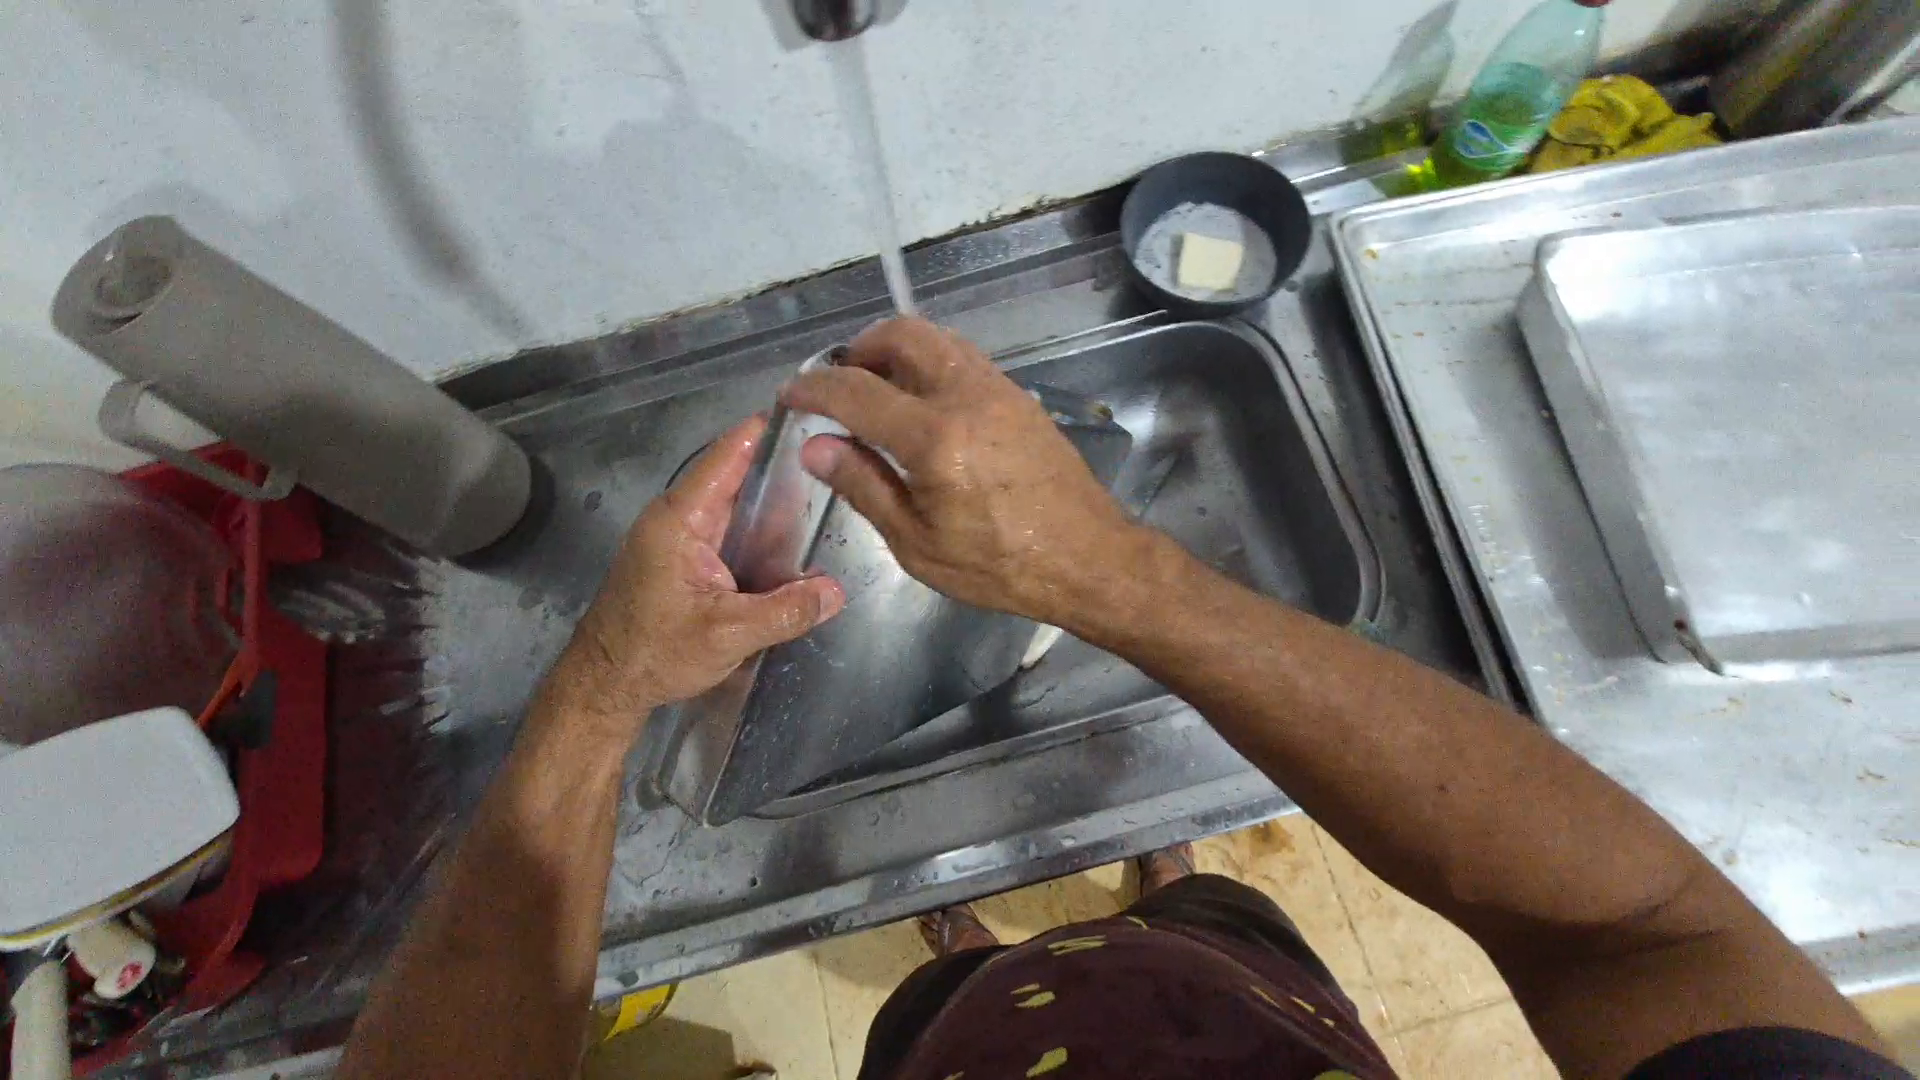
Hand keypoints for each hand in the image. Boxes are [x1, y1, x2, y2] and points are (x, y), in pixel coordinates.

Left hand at [545, 416, 845, 738]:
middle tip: (831, 454)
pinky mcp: (683, 560)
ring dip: (771, 499)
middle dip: (778, 465)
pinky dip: (758, 527)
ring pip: (732, 505)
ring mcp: (678, 539)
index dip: (761, 434)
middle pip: (733, 477)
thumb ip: (785, 611)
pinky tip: (793, 537)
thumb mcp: (728, 635)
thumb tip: (837, 591)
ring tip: (824, 488)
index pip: (724, 459)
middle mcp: (677, 519)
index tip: (804, 412)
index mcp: (681, 521)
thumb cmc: (656, 654)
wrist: (604, 686)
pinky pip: (727, 529)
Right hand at [781, 317, 1139, 625]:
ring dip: (897, 351)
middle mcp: (967, 396)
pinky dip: (930, 363)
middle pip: (901, 335)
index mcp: (934, 438)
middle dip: (858, 350)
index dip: (813, 389)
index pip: (855, 391)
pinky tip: (923, 403)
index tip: (791, 395)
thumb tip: (814, 446)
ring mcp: (1000, 389)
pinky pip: (963, 358)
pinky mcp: (1020, 397)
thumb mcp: (918, 544)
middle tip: (839, 385)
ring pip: (937, 338)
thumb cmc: (999, 566)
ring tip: (877, 391)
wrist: (1089, 558)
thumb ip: (863, 486)